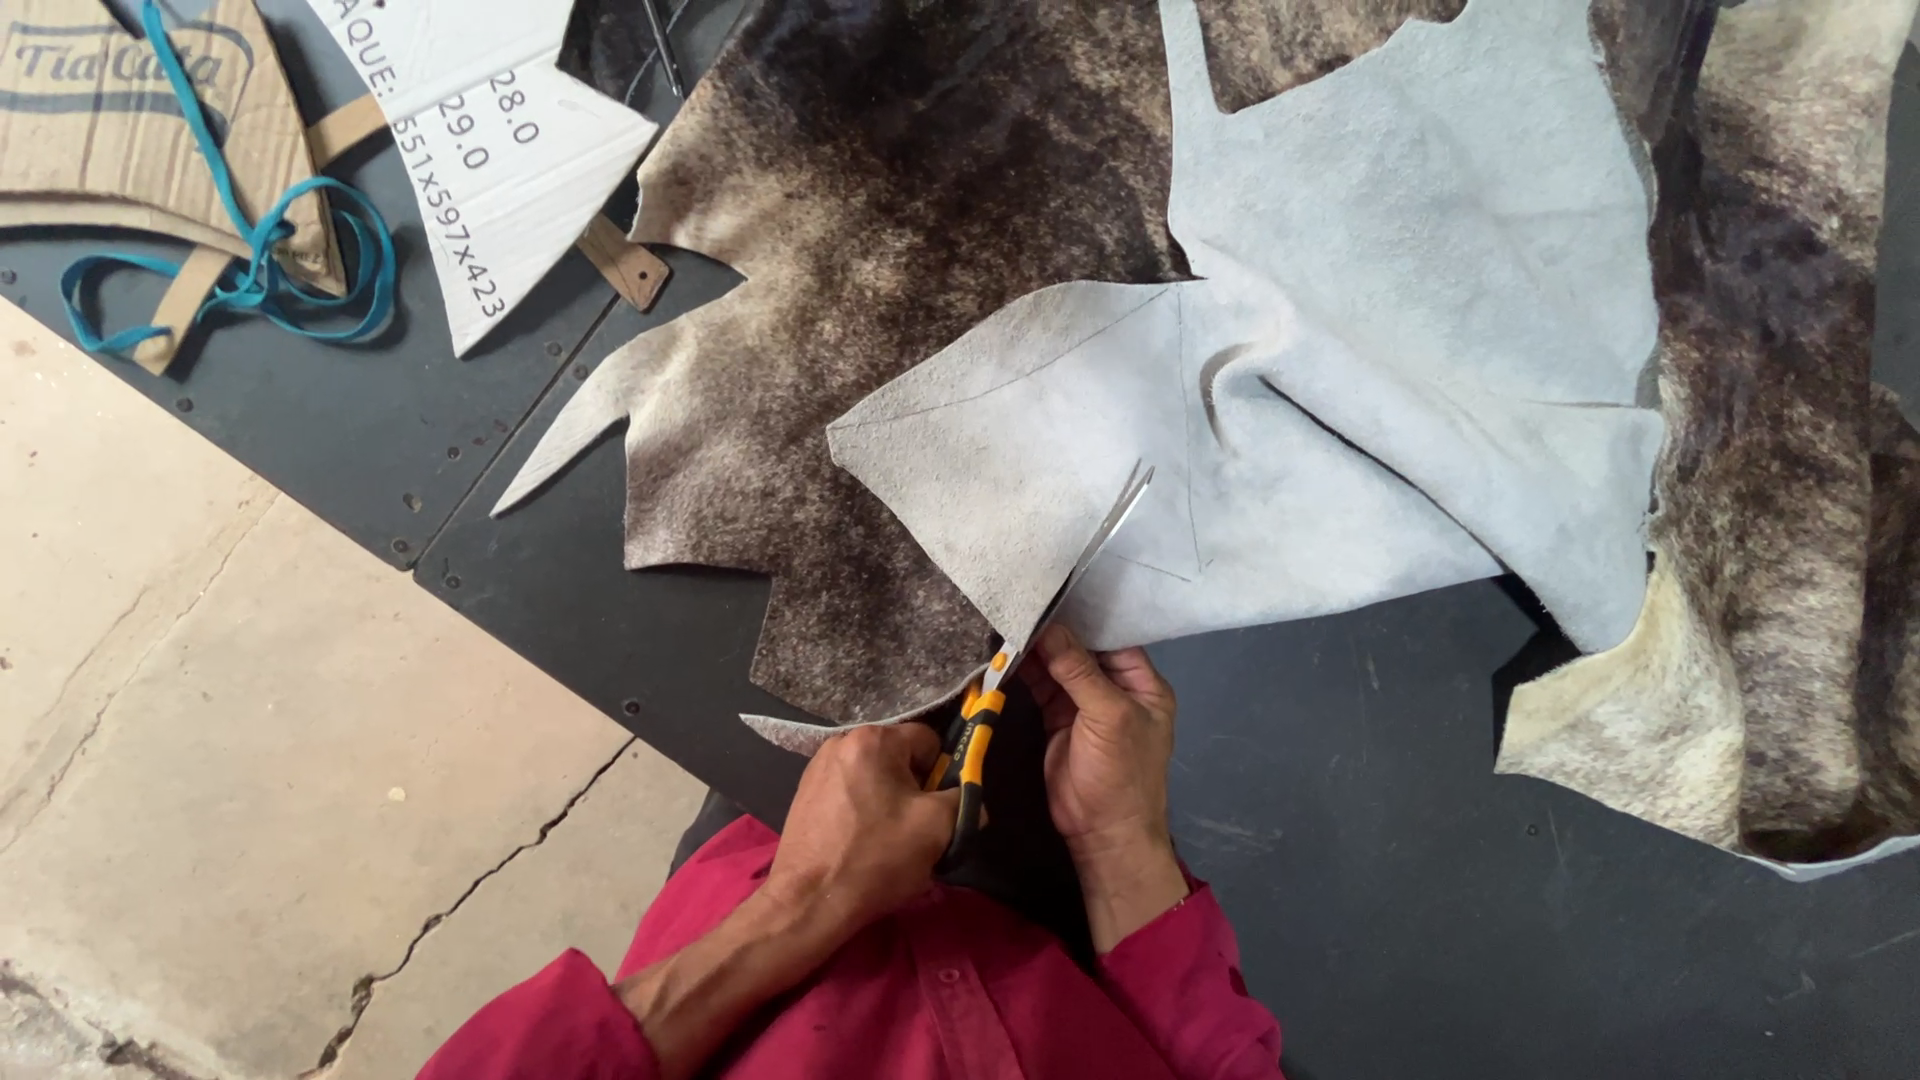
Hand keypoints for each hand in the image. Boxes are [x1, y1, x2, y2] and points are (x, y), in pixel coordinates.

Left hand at [617, 725, 956, 1079]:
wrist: (808, 903)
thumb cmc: (876, 859)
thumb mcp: (937, 827)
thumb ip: (964, 800)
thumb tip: (968, 799)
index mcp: (874, 739)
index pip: (929, 741)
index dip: (941, 774)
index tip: (935, 809)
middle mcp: (842, 740)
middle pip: (899, 757)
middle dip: (913, 788)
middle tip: (912, 828)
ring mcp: (818, 765)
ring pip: (875, 775)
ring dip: (888, 799)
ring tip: (884, 840)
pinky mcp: (804, 792)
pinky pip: (850, 789)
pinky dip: (862, 809)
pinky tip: (859, 841)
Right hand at [1023, 624, 1187, 951]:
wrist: (1103, 833)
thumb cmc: (1122, 773)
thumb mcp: (1108, 717)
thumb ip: (1079, 671)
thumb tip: (1051, 628)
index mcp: (1142, 683)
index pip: (1112, 638)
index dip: (1084, 618)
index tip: (1053, 592)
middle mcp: (1115, 688)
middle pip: (1081, 650)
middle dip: (1054, 631)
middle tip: (1020, 602)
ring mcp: (1084, 705)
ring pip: (1058, 667)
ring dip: (1036, 651)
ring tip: (1007, 622)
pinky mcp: (1058, 720)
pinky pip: (1042, 688)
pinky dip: (1026, 673)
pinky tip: (1006, 654)